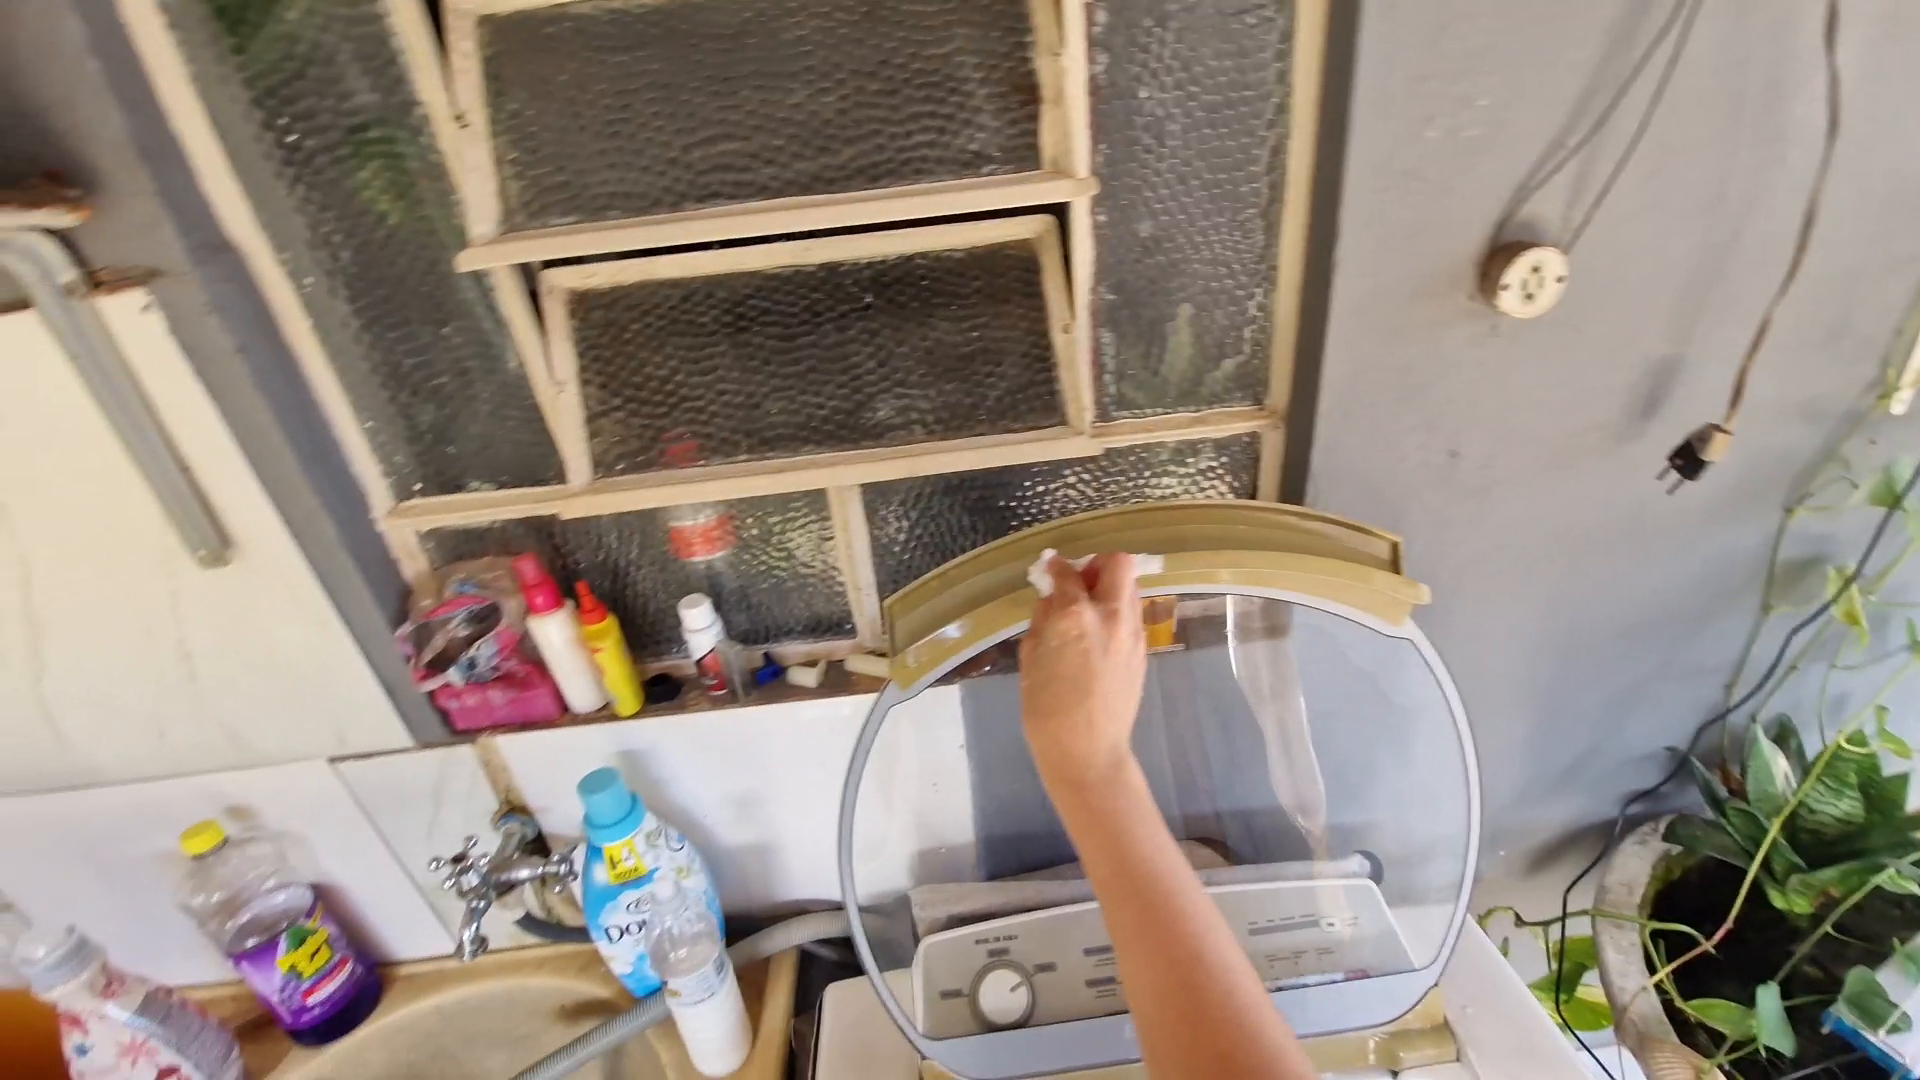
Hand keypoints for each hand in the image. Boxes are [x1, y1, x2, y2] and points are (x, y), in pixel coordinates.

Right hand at [1018, 553, 1147, 793]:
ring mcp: (1133, 633)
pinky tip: (1098, 637)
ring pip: (1130, 587)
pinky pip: (1131, 616)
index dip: (1055, 567)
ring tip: (1088, 611)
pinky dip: (1115, 614)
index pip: (1067, 573)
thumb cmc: (1046, 709)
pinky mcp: (1142, 651)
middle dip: (1096, 565)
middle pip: (1119, 563)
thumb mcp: (1030, 658)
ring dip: (1109, 588)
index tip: (1049, 569)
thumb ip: (1043, 619)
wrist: (1087, 752)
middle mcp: (1111, 615)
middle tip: (1079, 583)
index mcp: (1075, 615)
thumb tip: (1052, 599)